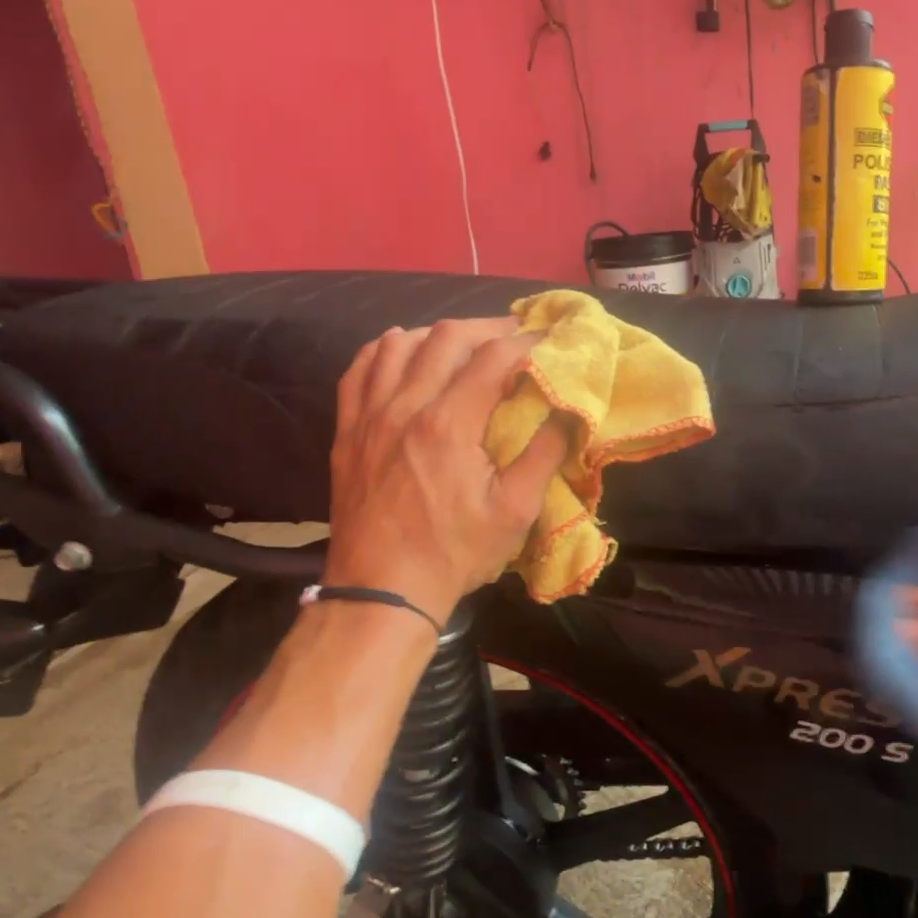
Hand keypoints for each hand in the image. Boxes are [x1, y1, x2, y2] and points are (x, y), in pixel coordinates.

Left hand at [324, 318, 569, 622]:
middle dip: (486, 328)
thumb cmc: (455, 553)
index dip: (526, 341)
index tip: (549, 339)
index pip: (492, 358)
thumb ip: (544, 454)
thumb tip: (570, 409)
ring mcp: (369, 416)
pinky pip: (359, 369)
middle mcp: (405, 406)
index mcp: (449, 424)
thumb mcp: (515, 512)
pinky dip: (385, 350)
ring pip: (398, 344)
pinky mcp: (347, 431)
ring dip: (436, 334)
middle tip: (514, 336)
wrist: (382, 589)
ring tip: (463, 344)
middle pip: (445, 338)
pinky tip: (404, 353)